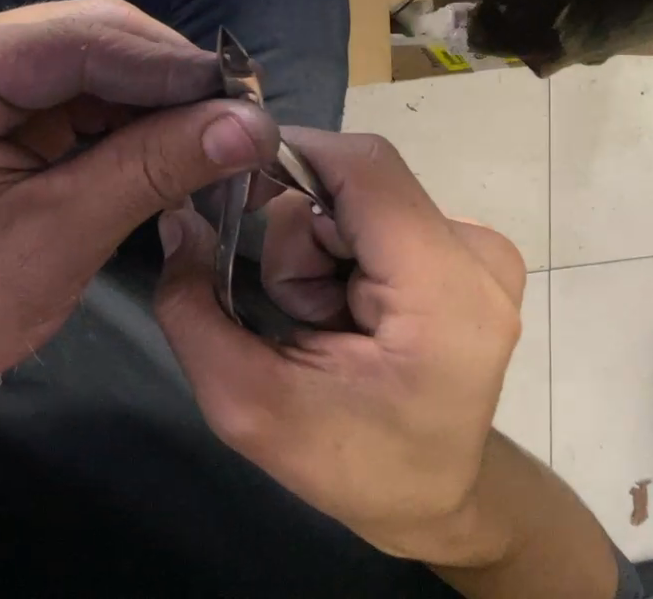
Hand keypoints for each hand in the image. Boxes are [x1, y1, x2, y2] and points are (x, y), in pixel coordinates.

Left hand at [0, 0, 277, 439]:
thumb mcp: (58, 236)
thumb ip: (153, 168)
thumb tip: (256, 123)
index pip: (75, 39)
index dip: (169, 66)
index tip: (251, 101)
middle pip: (87, 35)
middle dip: (168, 79)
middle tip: (245, 121)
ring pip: (94, 56)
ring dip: (159, 97)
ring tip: (224, 135)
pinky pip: (81, 88)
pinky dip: (133, 115)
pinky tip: (178, 142)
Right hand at [154, 130, 527, 566]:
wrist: (434, 497)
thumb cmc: (351, 462)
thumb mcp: (243, 403)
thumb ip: (191, 307)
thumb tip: (175, 214)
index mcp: (442, 293)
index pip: (360, 165)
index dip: (283, 154)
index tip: (225, 190)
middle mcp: (476, 251)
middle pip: (350, 178)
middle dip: (294, 231)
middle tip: (289, 307)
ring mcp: (477, 246)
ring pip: (354, 192)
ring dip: (311, 245)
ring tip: (320, 318)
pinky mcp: (463, 247)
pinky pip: (371, 208)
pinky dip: (336, 247)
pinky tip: (345, 307)